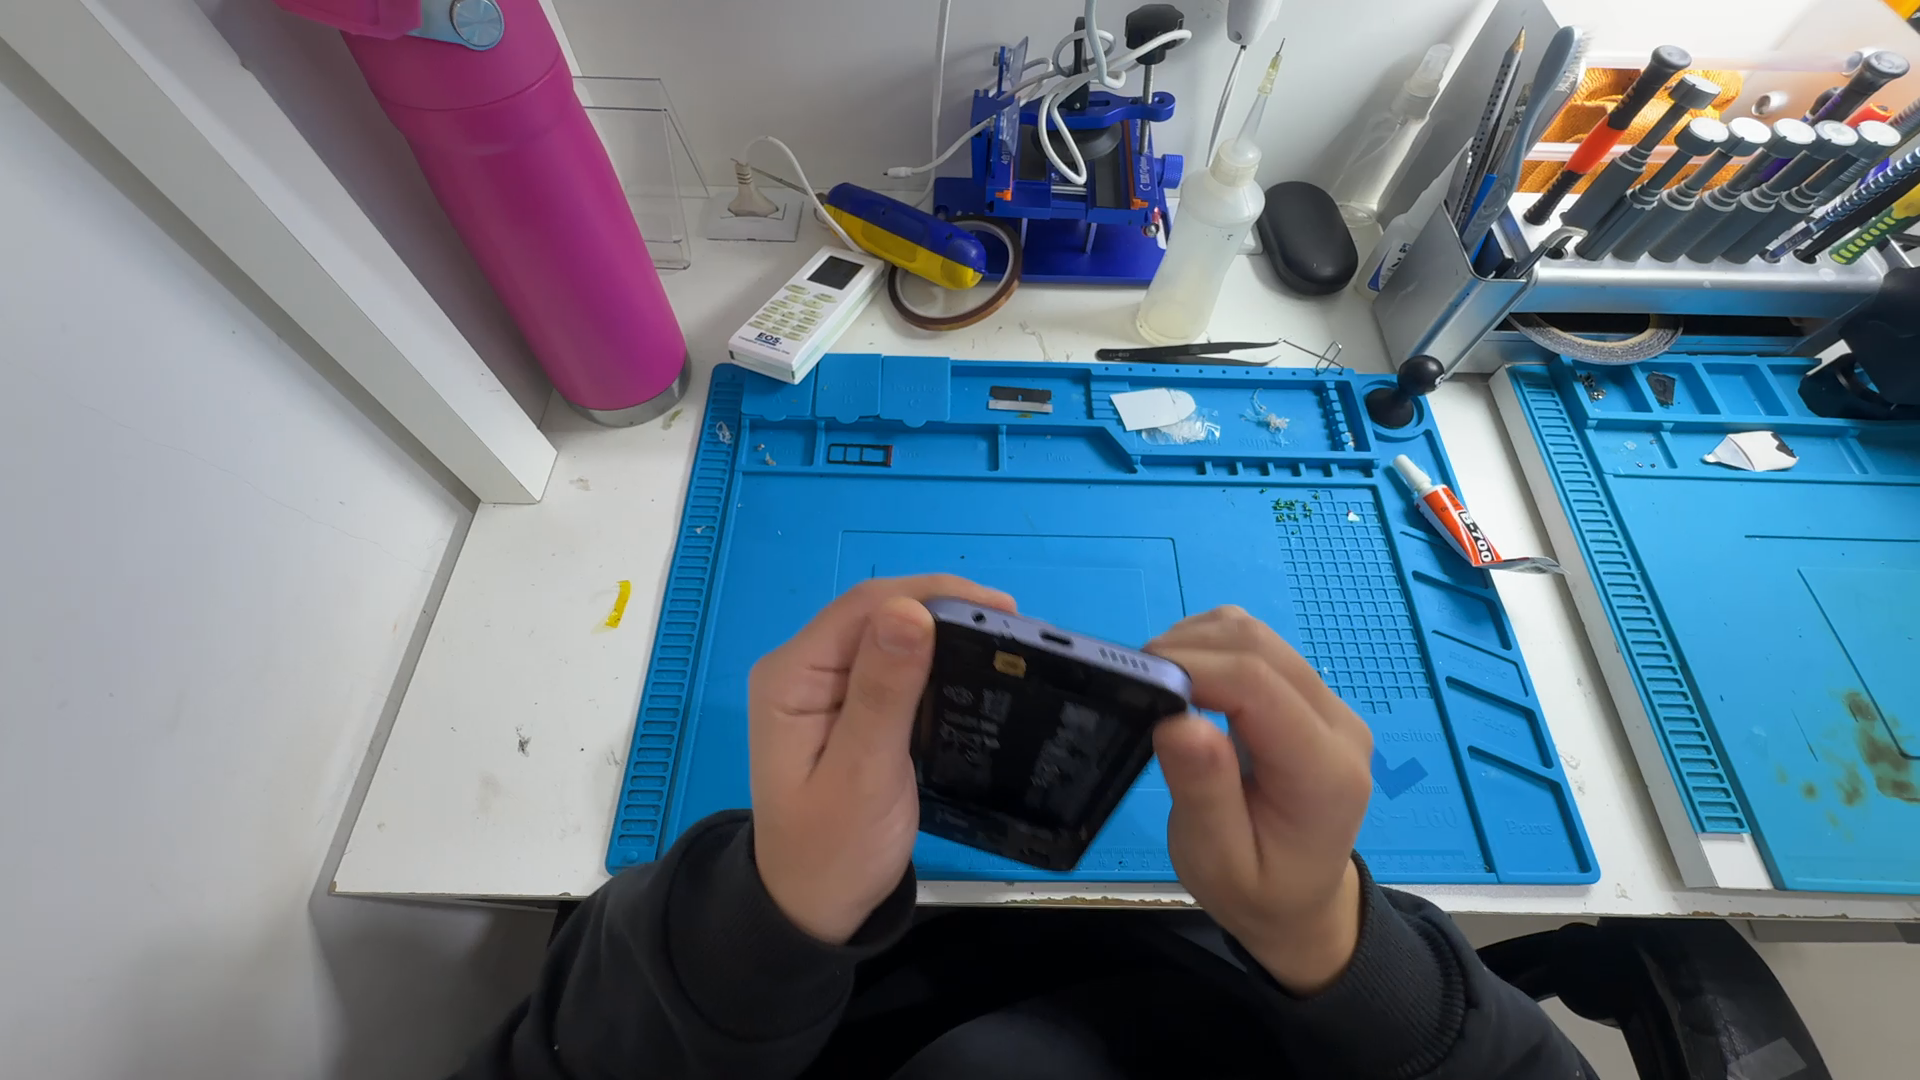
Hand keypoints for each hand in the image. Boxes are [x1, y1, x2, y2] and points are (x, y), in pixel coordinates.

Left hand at [749, 575, 1016, 943]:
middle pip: (879, 611)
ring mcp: (830, 683)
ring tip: (1005, 638)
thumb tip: (910, 608)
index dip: (931, 595)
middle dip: (944, 608)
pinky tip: (973, 662)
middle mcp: (807, 666)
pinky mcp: (855, 701)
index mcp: (792, 674)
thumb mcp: (862, 774)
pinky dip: (938, 657)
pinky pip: (899, 663)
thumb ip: (884, 691)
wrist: (817, 906)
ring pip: (893, 633)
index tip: (997, 608)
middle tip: (1013, 625)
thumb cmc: (833, 850)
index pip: (864, 607)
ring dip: (945, 629)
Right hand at [1145, 607, 1373, 994]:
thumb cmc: (1255, 890)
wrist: (1300, 903)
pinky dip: (1209, 644)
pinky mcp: (1306, 693)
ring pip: (1254, 632)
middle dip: (1186, 649)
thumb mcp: (1217, 862)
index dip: (1192, 668)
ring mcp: (1326, 702)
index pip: (1256, 683)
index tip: (1138, 684)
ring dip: (1196, 642)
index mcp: (1322, 771)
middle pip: (1256, 644)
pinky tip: (1186, 681)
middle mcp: (1337, 723)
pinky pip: (1254, 642)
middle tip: (1136, 682)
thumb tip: (1178, 720)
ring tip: (1158, 683)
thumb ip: (1203, 791)